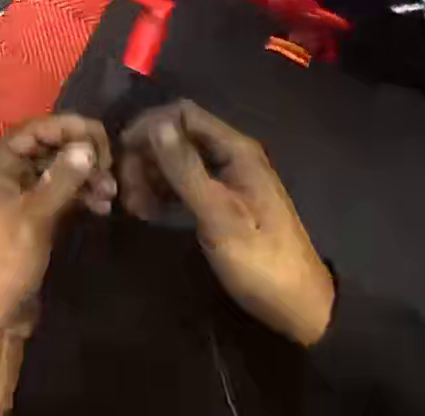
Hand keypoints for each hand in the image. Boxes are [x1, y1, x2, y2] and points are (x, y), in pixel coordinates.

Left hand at [0, 114, 114, 415]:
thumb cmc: (4, 260)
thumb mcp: (36, 216)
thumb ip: (63, 178)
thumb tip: (88, 145)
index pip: (37, 128)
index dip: (71, 128)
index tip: (103, 137)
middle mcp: (3, 169)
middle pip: (48, 146)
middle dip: (81, 155)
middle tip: (110, 167)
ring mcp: (16, 192)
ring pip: (56, 170)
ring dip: (84, 176)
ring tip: (111, 191)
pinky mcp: (29, 213)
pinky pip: (57, 191)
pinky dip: (78, 194)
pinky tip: (102, 205)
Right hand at [120, 101, 334, 345]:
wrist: (302, 310)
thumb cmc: (260, 261)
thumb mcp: (218, 217)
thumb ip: (186, 169)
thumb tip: (157, 125)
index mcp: (235, 149)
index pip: (184, 113)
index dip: (151, 126)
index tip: (123, 152)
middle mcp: (231, 154)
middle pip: (178, 135)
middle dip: (147, 155)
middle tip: (125, 190)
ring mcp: (227, 176)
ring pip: (178, 158)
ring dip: (152, 174)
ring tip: (134, 207)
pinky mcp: (223, 198)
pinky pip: (186, 180)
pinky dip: (164, 190)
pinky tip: (149, 212)